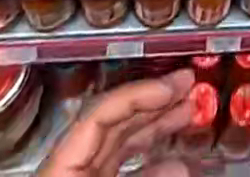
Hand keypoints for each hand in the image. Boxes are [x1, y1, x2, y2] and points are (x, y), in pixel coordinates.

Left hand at [37, 69, 197, 176]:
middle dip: (156, 101)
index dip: (139, 93)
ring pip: (122, 145)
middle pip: (115, 122)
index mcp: (60, 165)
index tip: (172, 84)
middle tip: (188, 82)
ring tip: (190, 111)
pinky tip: (177, 161)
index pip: (101, 111)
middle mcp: (69, 167)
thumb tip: (180, 165)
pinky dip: (151, 163)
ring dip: (159, 127)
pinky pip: (124, 172)